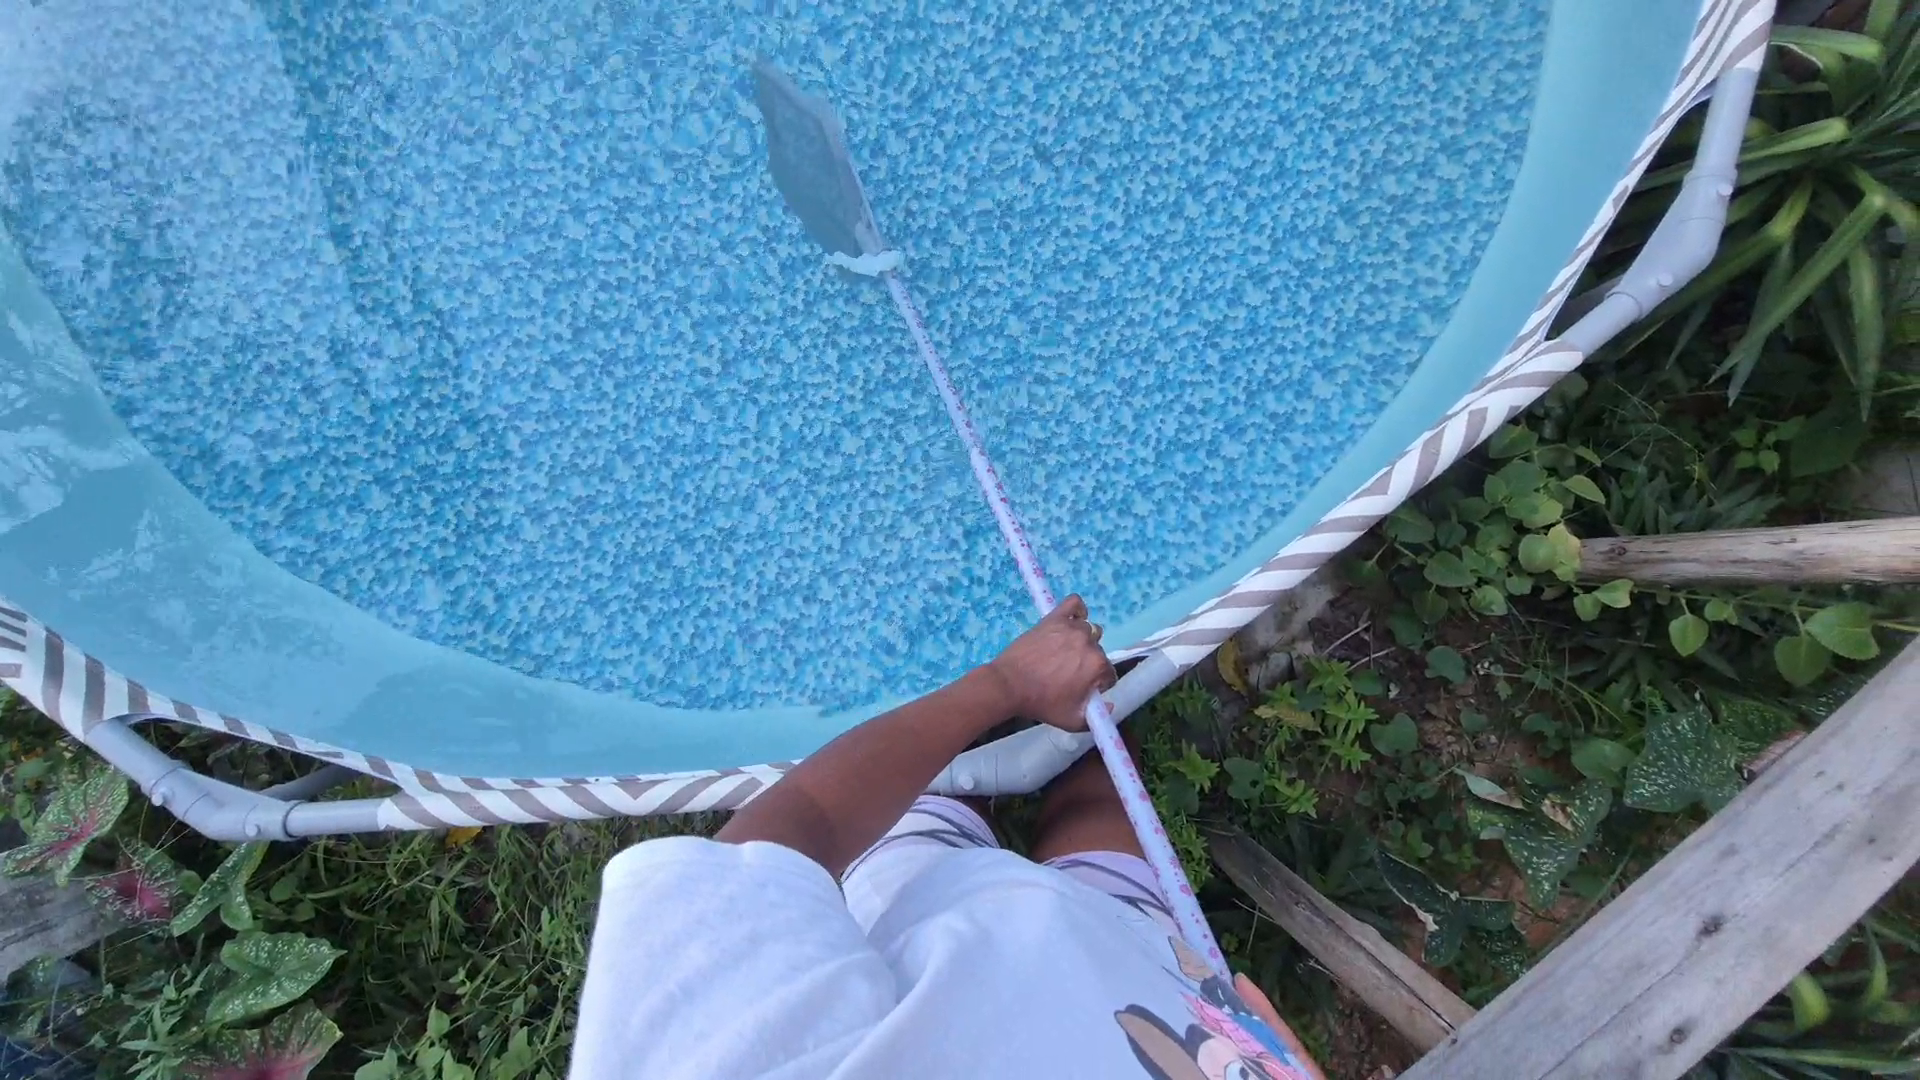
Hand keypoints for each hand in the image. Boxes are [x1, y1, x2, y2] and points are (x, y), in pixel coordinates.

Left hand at [986, 595, 1116, 730]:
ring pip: (1087, 631)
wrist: (1009, 685)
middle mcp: (1089, 643)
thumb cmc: (1041, 703)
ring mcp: (1071, 627)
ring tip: (1062, 652)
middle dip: (1087, 664)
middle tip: (1067, 673)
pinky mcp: (1054, 618)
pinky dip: (1077, 610)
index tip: (1081, 688)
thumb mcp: (1072, 721)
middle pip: (1098, 652)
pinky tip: (1071, 621)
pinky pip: (1074, 603)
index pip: (1109, 674)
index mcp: (1097, 665)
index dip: (1096, 684)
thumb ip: (1096, 716)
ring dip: (1080, 641)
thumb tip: (1109, 706)